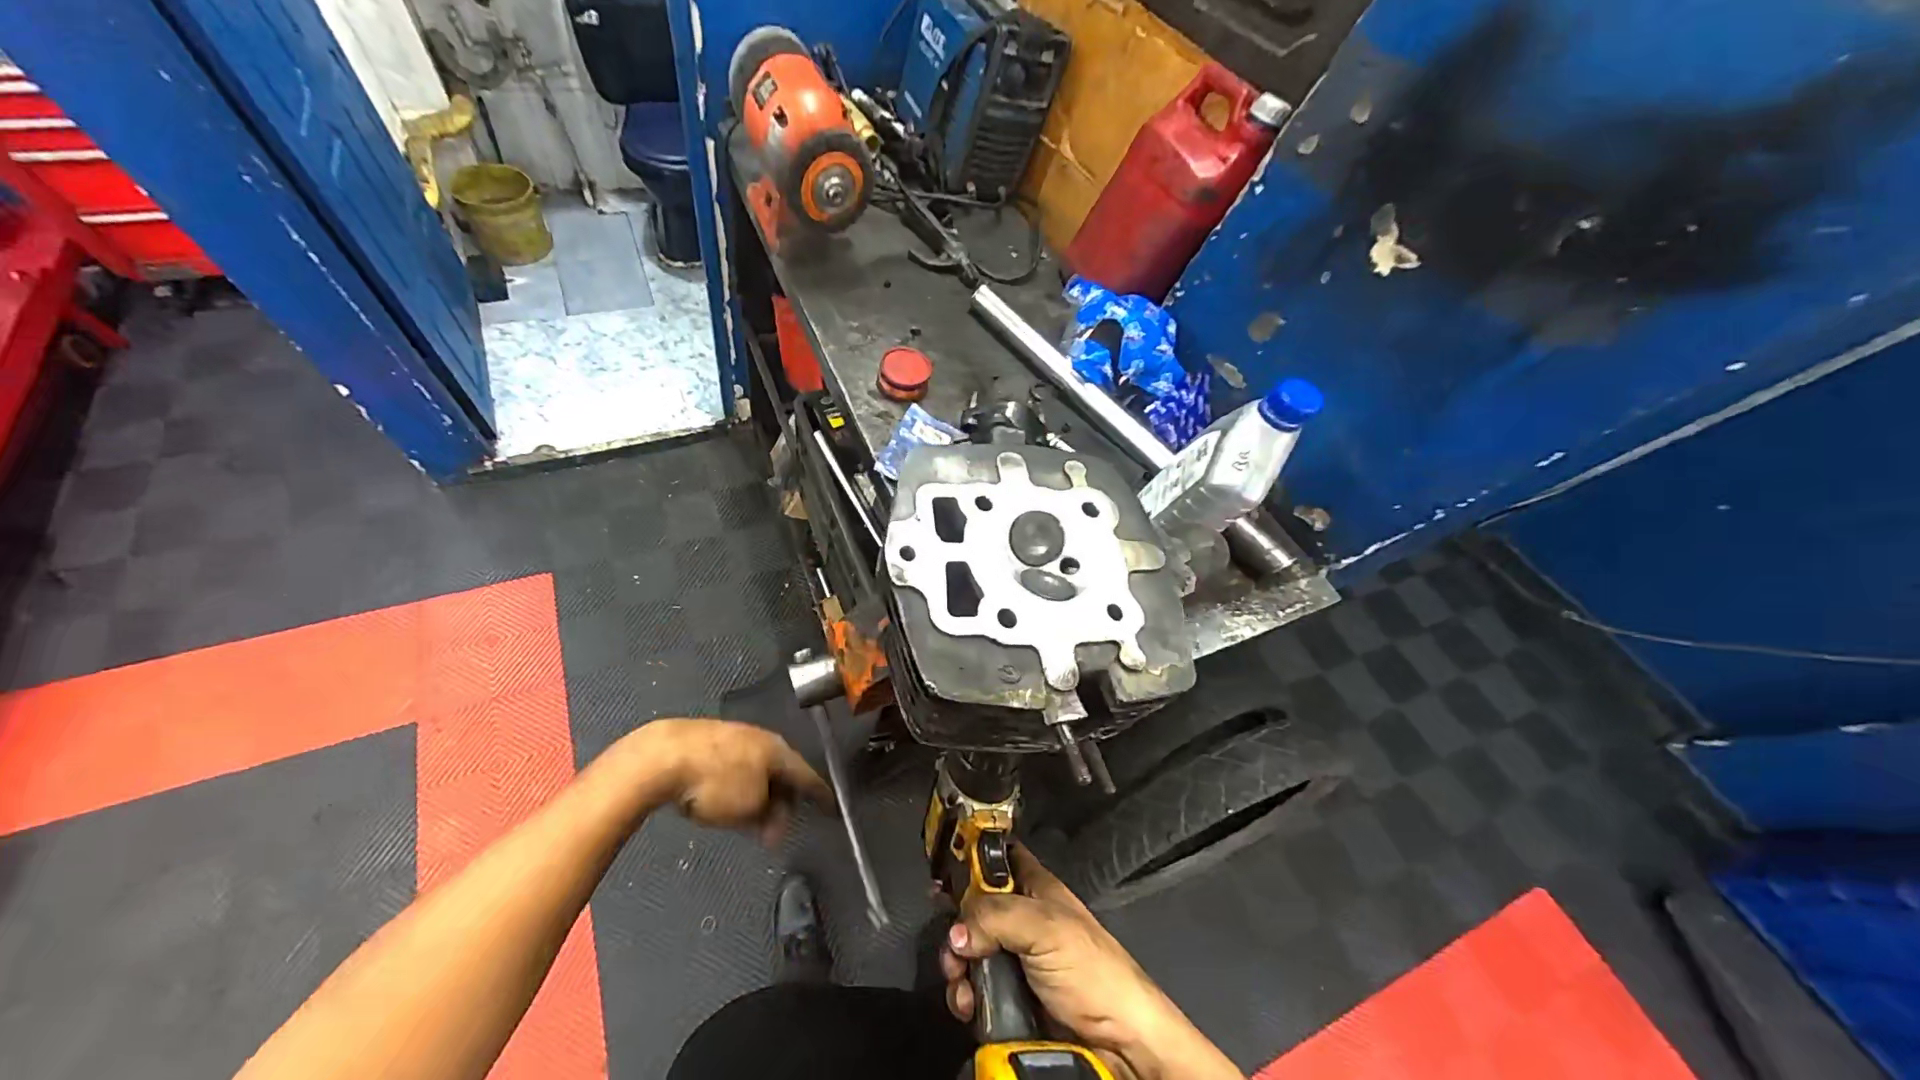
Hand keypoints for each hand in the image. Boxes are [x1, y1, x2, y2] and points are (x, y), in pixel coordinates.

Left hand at [627, 719, 832, 845]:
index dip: (820, 794)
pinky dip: (738, 784)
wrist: (660, 757)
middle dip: (782, 800)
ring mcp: (731, 735)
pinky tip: (725, 800)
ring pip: (755, 768)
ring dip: (758, 794)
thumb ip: (769, 814)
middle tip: (776, 831)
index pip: (807, 774)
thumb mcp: (749, 809)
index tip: (831, 809)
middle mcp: (760, 737)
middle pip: (780, 771)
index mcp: (778, 750)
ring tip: (749, 820)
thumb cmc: (714, 783)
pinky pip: (733, 766)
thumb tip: (775, 817)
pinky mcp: (704, 740)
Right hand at [941, 846, 1238, 1079]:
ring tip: (962, 984)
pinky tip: (968, 1004)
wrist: (1122, 1043)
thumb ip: (996, 916)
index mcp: (1036, 889)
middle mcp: (1021, 920)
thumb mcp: (1045, 928)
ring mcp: (1014, 960)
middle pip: (973, 909)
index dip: (972, 856)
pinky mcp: (1008, 997)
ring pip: (968, 950)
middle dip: (956, 926)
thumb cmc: (1091, 971)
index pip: (998, 858)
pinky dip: (963, 994)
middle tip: (954, 946)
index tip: (945, 868)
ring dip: (956, 966)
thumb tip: (955, 933)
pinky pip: (972, 987)